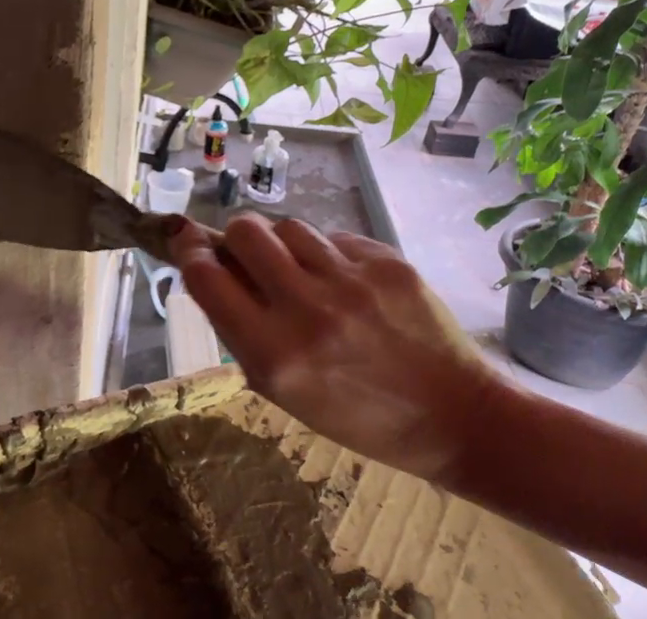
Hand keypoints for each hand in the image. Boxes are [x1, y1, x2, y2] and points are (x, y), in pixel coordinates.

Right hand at [163, 212, 507, 481]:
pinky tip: (346, 283)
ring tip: (303, 272)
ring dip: (283, 245)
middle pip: (243, 231)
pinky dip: (329, 254)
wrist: (458, 419)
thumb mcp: (278, 387)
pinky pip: (335, 237)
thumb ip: (237, 327)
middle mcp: (307, 311)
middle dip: (236, 238)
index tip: (189, 245)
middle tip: (249, 257)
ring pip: (288, 227)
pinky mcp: (389, 265)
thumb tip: (207, 265)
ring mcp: (352, 284)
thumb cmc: (354, 414)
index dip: (189, 252)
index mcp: (273, 352)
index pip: (204, 275)